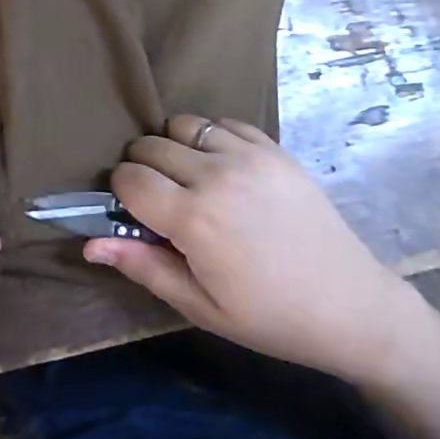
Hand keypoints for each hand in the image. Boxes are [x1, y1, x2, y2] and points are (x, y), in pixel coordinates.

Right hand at [84, 115, 424, 382]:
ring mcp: (249, 155)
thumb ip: (143, 265)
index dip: (121, 192)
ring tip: (190, 178)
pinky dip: (211, 138)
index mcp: (194, 219)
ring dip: (174, 146)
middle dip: (142, 167)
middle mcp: (217, 175)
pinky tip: (223, 168)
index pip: (129, 178)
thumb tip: (89, 244)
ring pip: (184, 124)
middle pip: (150, 145)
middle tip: (160, 198)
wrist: (350, 304)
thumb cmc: (268, 316)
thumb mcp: (200, 305)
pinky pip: (224, 122)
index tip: (133, 211)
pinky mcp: (274, 148)